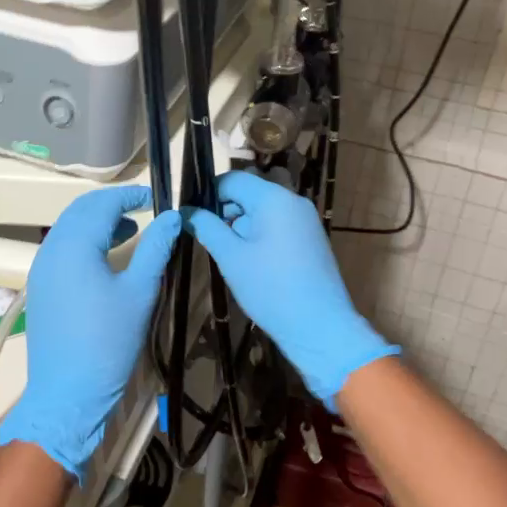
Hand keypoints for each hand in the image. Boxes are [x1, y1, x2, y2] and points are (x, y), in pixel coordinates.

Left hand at [0, 186, 181, 475]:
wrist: (67, 393)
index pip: (103, 204)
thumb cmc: (108, 341)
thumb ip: (155, 248)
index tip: (156, 198)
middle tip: (143, 209)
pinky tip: (107, 257)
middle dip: (112, 204)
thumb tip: (172, 216)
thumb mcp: (140, 292)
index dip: (130, 195)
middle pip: (81, 210)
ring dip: (97, 222)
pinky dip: (85, 241)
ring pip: (69, 228)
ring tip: (130, 230)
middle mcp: (52, 249)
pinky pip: (62, 248)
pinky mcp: (40, 287)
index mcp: (75, 244)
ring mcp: (41, 268)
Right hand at [184, 171, 397, 408]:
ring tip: (228, 256)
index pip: (233, 180)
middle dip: (225, 212)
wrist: (320, 327)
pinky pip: (278, 225)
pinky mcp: (311, 239)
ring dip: (241, 226)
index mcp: (274, 198)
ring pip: (263, 211)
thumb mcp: (231, 258)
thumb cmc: (271, 289)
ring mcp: (306, 220)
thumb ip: (207, 228)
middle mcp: (293, 201)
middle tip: (207, 240)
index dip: (208, 194)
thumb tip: (186, 211)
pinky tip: (250, 263)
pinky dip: (259, 236)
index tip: (191, 217)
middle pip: (249, 193)